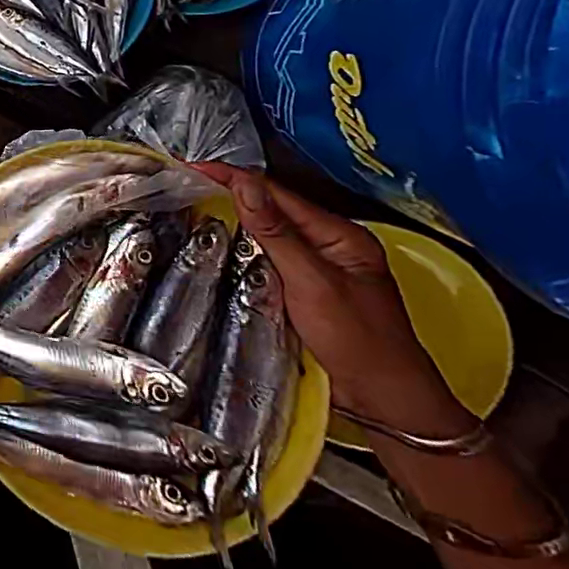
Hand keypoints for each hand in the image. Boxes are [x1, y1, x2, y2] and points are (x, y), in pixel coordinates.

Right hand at [193, 163, 471, 434]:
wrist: (384, 401)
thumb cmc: (357, 340)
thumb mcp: (312, 282)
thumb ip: (276, 233)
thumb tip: (244, 185)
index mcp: (340, 235)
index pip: (277, 194)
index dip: (233, 178)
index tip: (192, 168)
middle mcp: (328, 244)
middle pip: (271, 207)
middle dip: (229, 193)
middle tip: (183, 184)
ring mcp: (316, 265)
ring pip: (265, 230)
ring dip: (231, 216)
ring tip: (191, 204)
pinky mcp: (301, 284)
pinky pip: (265, 253)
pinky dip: (240, 242)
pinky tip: (218, 240)